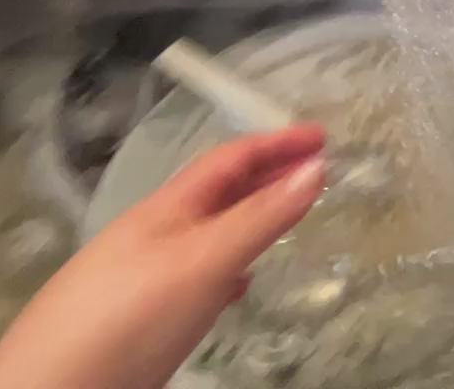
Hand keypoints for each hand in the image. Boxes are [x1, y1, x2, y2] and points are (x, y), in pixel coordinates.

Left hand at [0, 125, 327, 388]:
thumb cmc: (131, 316)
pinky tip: (236, 285)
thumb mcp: (207, 260)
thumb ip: (264, 215)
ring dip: (251, 216)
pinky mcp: (134, 318)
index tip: (323, 135)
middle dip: (268, 174)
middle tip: (314, 170)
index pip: (229, 158)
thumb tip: (319, 165)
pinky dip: (229, 263)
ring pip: (207, 231)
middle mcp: (151, 234)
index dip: (277, 141)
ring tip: (287, 218)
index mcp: (166, 209)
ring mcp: (138, 276)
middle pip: (217, 191)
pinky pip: (195, 272)